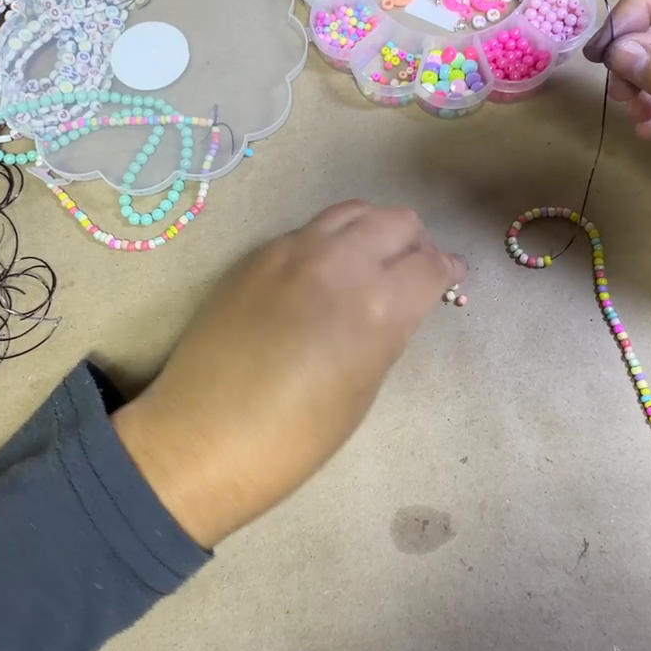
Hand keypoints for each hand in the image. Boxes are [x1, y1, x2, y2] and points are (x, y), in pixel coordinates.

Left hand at [112, 202, 465, 546]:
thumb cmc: (294, 438)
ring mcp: (291, 251)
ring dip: (372, 231)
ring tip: (368, 264)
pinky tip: (318, 278)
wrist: (200, 439)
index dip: (448, 272)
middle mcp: (338, 262)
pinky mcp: (257, 254)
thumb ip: (391, 328)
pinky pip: (308, 231)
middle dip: (414, 244)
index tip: (450, 280)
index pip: (431, 263)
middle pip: (397, 220)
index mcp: (377, 305)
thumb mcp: (364, 386)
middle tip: (411, 272)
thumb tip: (406, 299)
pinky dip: (328, 243)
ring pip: (352, 211)